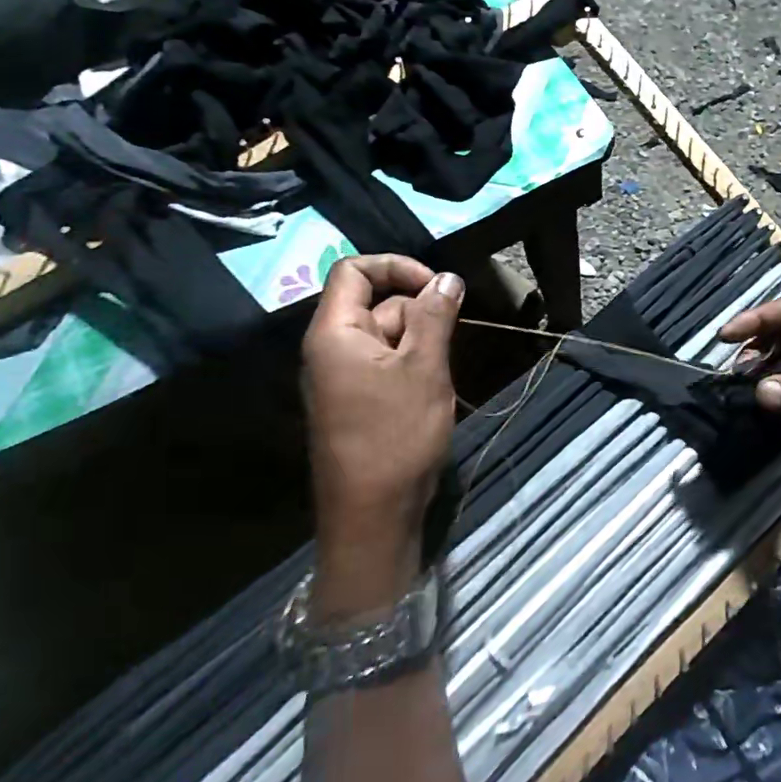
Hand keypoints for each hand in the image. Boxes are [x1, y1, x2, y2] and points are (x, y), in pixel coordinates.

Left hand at [301, 255, 462, 615]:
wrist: (374, 514)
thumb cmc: (395, 435)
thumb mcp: (424, 368)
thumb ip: (435, 316)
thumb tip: (447, 277)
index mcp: (334, 332)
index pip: (355, 271)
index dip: (397, 267)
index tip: (437, 287)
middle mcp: (332, 348)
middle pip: (378, 303)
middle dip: (419, 314)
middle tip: (446, 347)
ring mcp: (345, 375)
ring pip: (389, 335)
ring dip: (421, 343)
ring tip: (438, 378)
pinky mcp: (359, 398)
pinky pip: (388, 363)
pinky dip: (414, 365)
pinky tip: (431, 390)